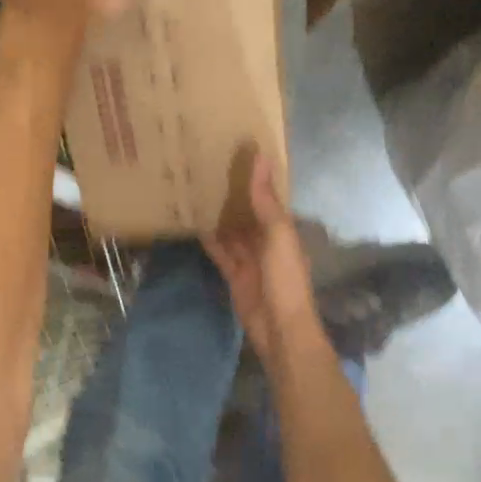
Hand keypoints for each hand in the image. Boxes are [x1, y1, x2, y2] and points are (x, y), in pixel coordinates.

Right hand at [203, 153, 318, 360]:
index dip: (256, 177)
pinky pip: (222, 253)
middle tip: (208, 169)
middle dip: (234, 195)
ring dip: (220, 215)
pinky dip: (211, 240)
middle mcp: (268, 242)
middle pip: (249, 213)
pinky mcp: (235, 276)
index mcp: (284, 230)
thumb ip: (267, 201)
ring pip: (234, 232)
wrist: (280, 329)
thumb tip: (261, 158)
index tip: (237, 152)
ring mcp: (251, 260)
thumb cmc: (285, 280)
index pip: (268, 197)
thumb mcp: (278, 236)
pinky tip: (195, 224)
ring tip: (198, 191)